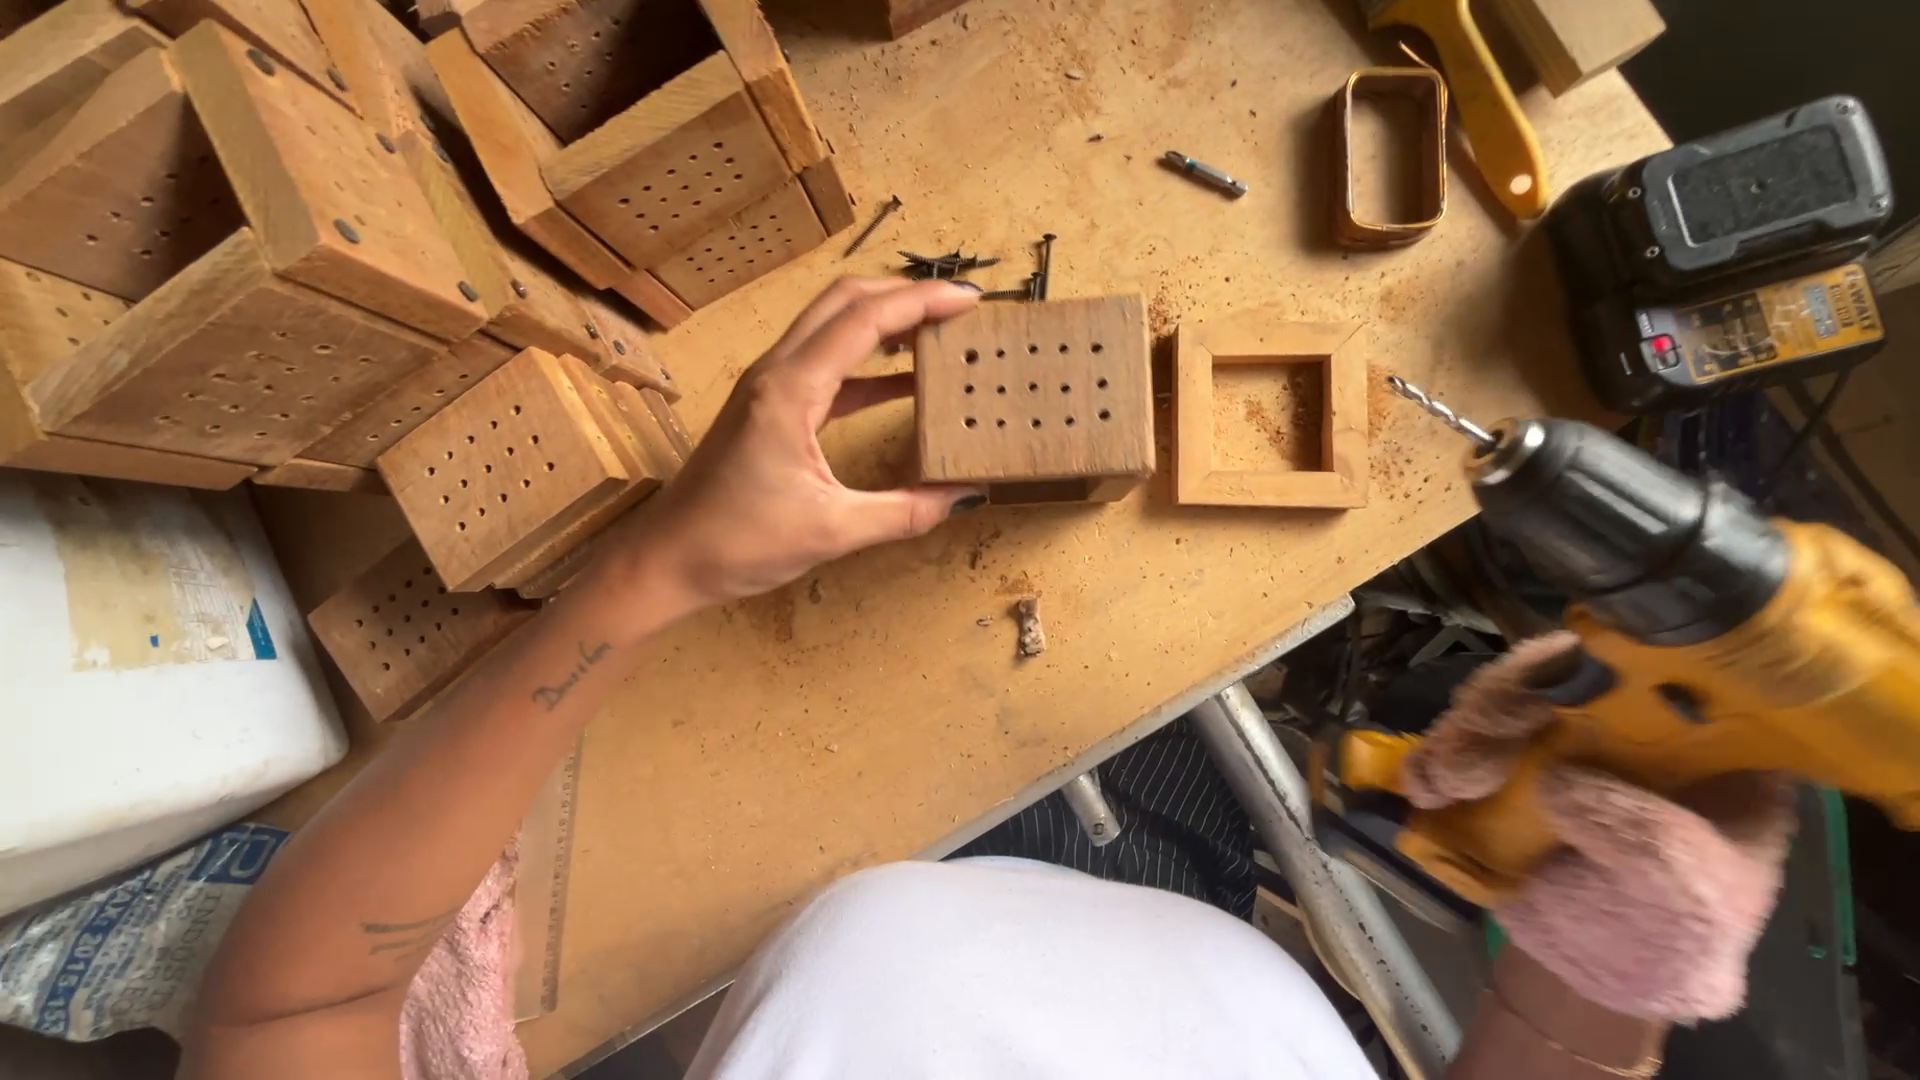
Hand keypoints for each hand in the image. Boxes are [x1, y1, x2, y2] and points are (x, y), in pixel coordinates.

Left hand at [606, 278, 984, 612]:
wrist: (668, 559)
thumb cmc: (738, 543)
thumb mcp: (833, 531)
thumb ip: (905, 511)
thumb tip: (965, 495)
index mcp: (790, 390)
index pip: (865, 320)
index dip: (921, 302)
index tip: (970, 300)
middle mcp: (776, 372)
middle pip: (845, 302)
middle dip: (904, 295)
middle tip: (958, 309)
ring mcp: (769, 385)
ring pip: (832, 326)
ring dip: (884, 322)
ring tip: (938, 334)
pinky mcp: (770, 406)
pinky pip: (827, 366)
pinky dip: (868, 364)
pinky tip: (903, 383)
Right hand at [1401, 633, 1795, 1022]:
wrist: (1595, 963)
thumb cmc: (1667, 931)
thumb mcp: (1688, 896)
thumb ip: (1649, 841)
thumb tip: (1563, 780)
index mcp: (1700, 741)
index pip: (1652, 668)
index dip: (1594, 668)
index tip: (1546, 700)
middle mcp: (1623, 720)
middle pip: (1554, 675)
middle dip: (1500, 709)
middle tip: (1468, 764)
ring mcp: (1552, 734)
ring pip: (1496, 699)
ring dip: (1456, 734)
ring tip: (1434, 786)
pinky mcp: (1496, 755)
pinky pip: (1457, 734)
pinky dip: (1430, 754)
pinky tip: (1419, 785)